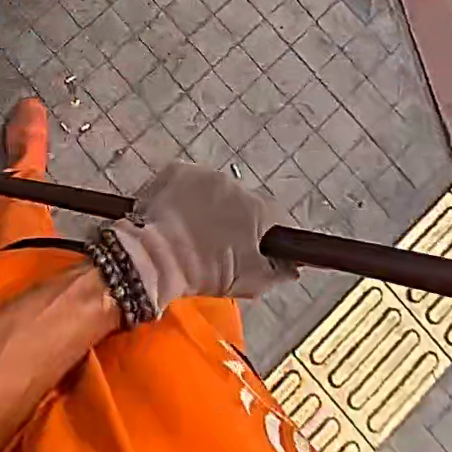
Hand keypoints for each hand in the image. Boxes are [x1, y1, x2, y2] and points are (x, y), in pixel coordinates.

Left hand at [108, 162, 296, 309]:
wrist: (158, 256)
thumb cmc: (207, 271)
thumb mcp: (252, 282)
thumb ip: (278, 271)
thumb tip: (292, 265)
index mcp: (257, 207)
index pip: (272, 216)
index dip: (263, 233)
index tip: (251, 247)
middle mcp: (234, 183)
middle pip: (240, 199)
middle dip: (232, 216)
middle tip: (216, 241)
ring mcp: (203, 172)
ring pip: (212, 188)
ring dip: (207, 202)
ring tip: (190, 227)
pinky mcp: (176, 168)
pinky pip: (186, 180)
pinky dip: (183, 193)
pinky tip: (174, 214)